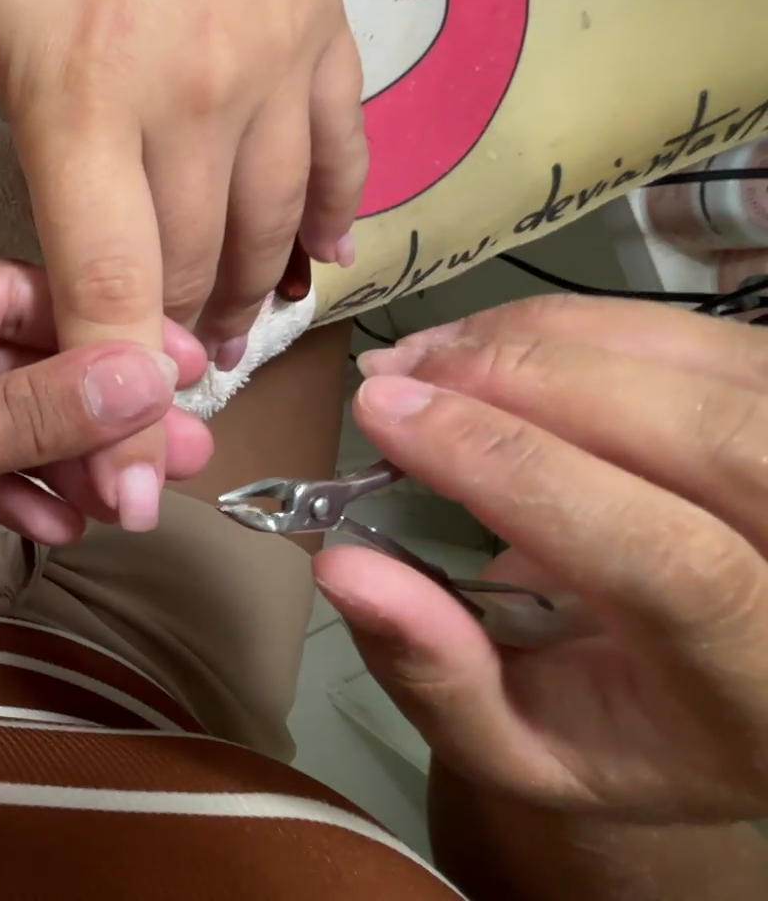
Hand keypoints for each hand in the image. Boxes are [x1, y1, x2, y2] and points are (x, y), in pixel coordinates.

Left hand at [0, 261, 211, 720]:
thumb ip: (24, 411)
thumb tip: (144, 371)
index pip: (1, 294)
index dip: (93, 328)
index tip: (182, 367)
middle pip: (2, 366)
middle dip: (89, 408)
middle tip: (186, 447)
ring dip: (61, 460)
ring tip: (142, 497)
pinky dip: (10, 496)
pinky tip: (63, 525)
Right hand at [320, 296, 767, 822]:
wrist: (708, 694)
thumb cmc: (595, 724)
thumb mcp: (500, 739)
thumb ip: (427, 666)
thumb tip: (339, 566)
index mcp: (764, 693)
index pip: (664, 562)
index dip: (511, 469)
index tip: (377, 409)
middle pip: (720, 442)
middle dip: (529, 380)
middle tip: (394, 371)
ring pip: (718, 367)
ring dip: (545, 339)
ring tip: (423, 356)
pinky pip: (708, 340)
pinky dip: (579, 324)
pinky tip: (487, 345)